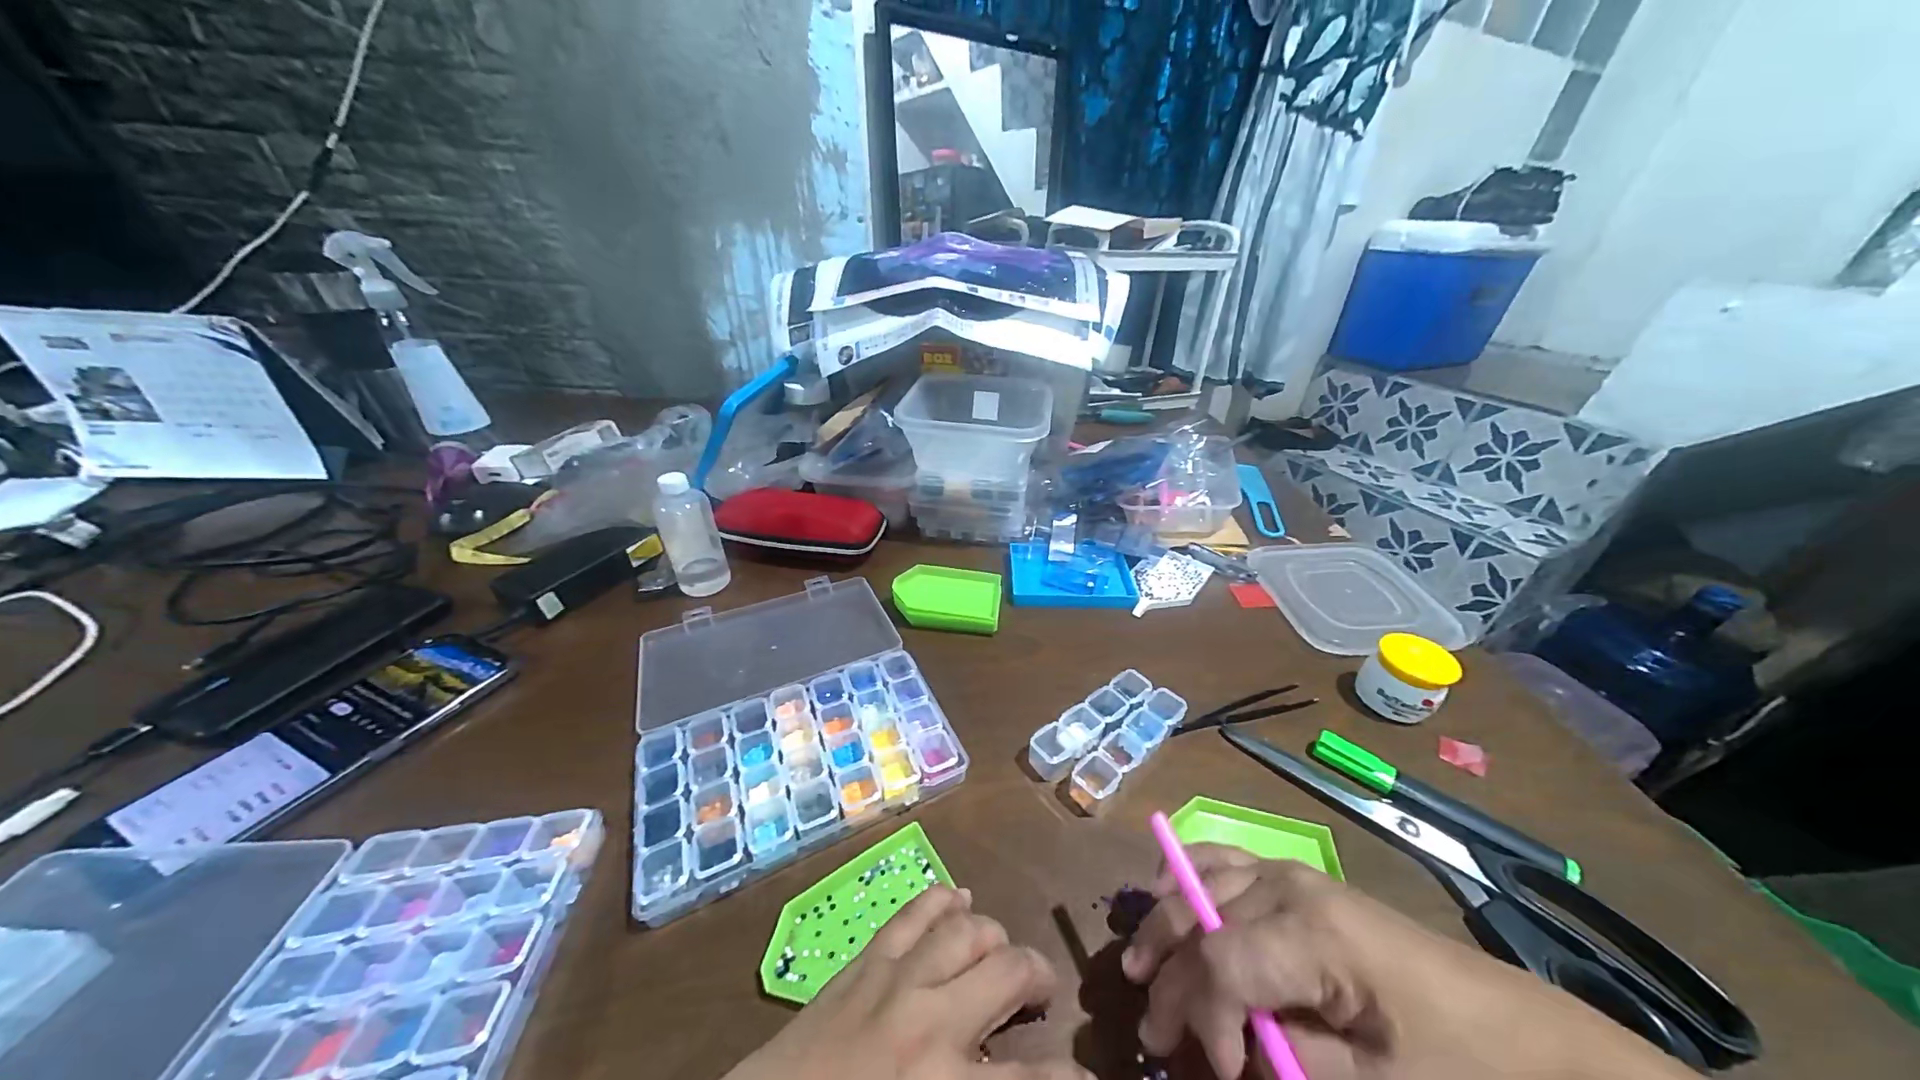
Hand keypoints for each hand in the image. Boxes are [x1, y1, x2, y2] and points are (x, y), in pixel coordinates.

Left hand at [726, 886, 1088, 1079]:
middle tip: (1039, 993)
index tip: (1084, 1077)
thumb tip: (1003, 1071)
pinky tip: (960, 899)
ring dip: (994, 937)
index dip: (1071, 1076)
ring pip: (966, 931)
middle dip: (1038, 976)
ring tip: (1001, 952)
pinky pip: (913, 913)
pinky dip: (942, 900)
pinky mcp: (865, 959)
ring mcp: (896, 979)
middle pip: (1009, 972)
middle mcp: (931, 1022)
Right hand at [1120, 847, 1695, 1079]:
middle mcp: (1291, 887)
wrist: (1535, 1040)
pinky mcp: (1303, 880)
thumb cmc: (1462, 1071)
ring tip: (1138, 967)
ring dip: (1166, 924)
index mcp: (1314, 935)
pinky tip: (1165, 883)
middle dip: (1168, 978)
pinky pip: (1226, 858)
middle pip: (1200, 921)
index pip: (1221, 964)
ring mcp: (1294, 874)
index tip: (1217, 1073)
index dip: (1201, 1019)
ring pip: (1201, 883)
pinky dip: (1187, 868)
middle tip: (1151, 1034)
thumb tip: (1231, 1044)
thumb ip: (1287, 1059)